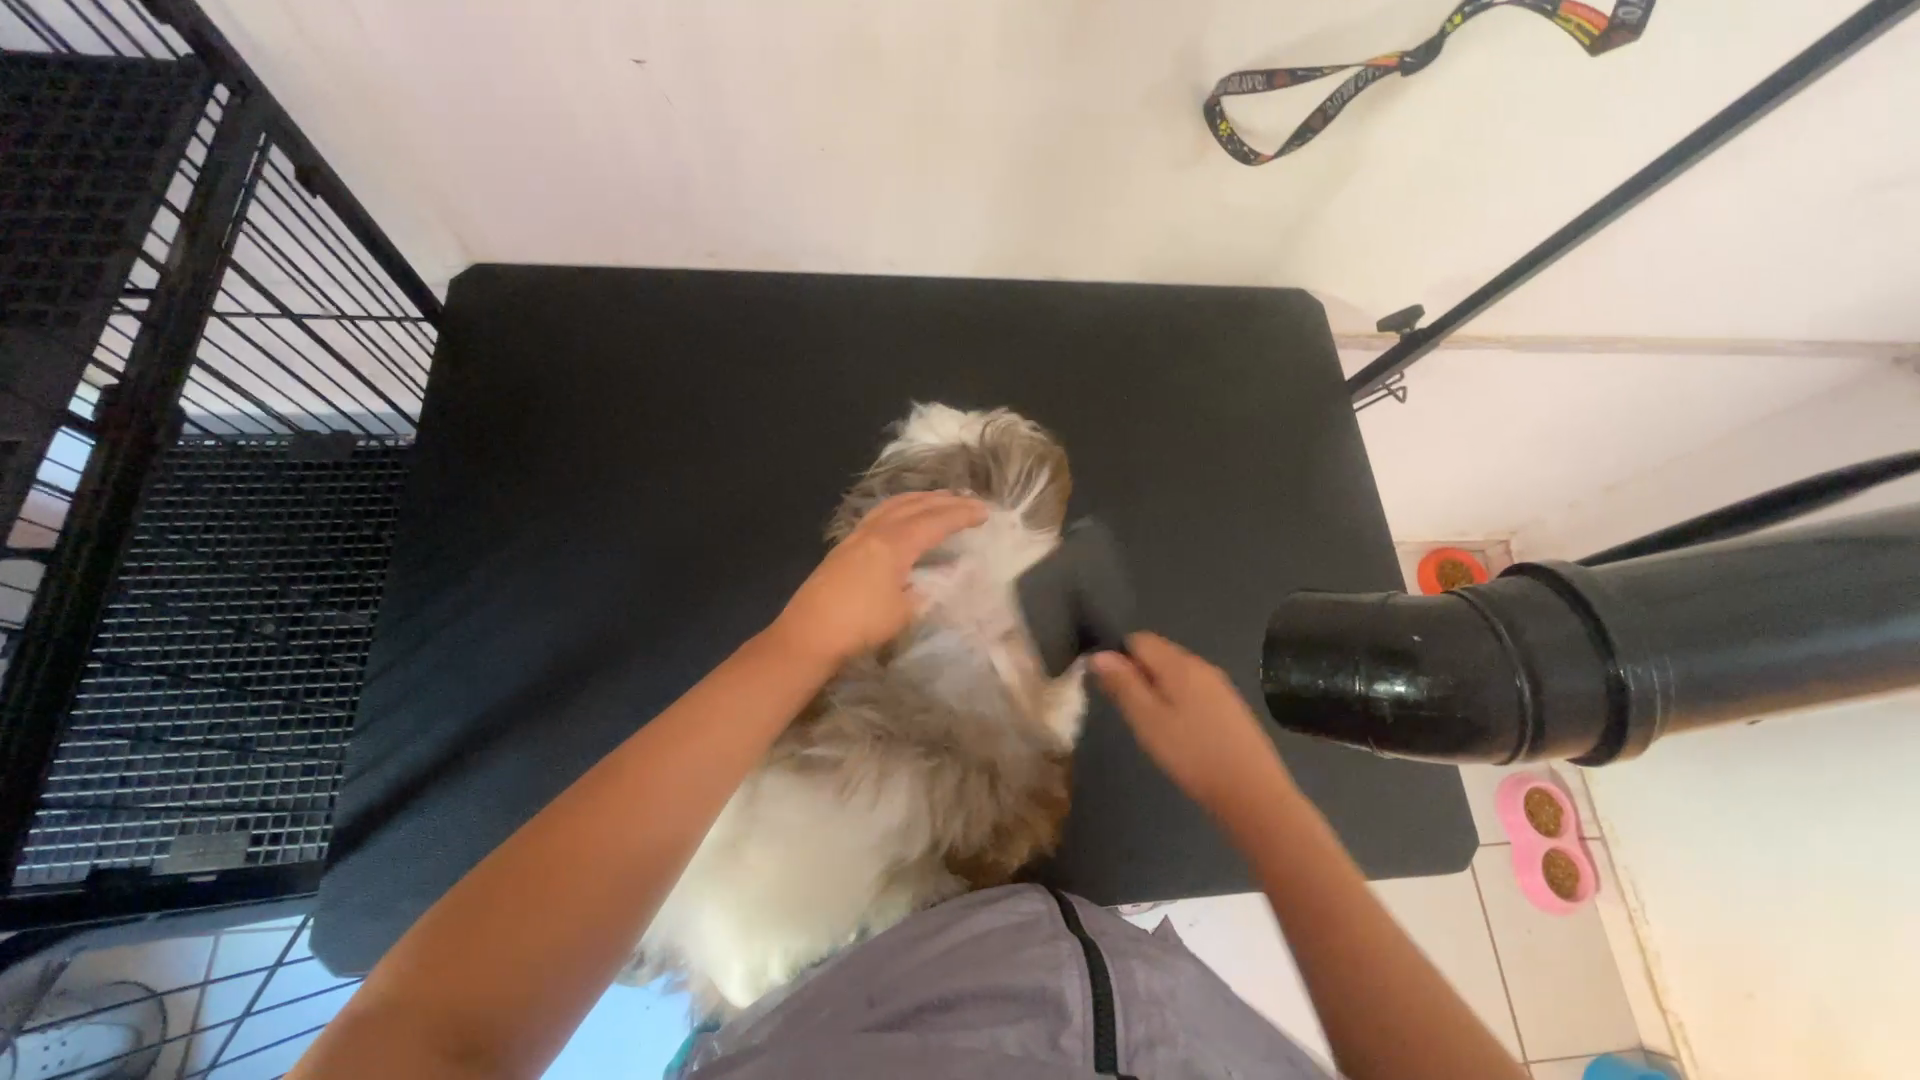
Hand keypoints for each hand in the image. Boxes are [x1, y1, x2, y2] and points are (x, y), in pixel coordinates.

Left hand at [769, 491, 987, 665]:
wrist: (808, 634)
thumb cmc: (859, 625)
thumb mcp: (904, 612)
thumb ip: (930, 589)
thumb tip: (949, 574)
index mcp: (894, 544)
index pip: (935, 522)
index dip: (961, 515)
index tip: (984, 513)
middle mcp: (875, 531)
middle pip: (915, 506)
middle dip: (945, 501)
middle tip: (969, 501)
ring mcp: (856, 536)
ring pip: (893, 505)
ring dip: (920, 499)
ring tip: (939, 499)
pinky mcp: (844, 547)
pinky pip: (879, 514)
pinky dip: (900, 508)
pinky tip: (902, 517)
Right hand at [1091, 633, 1293, 813]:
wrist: (1252, 792)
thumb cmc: (1192, 754)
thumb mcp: (1147, 720)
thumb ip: (1123, 684)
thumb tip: (1099, 654)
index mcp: (1180, 664)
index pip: (1139, 639)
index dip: (1119, 658)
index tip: (1113, 691)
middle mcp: (1202, 666)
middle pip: (1159, 654)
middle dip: (1138, 675)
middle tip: (1132, 714)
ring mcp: (1220, 686)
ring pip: (1176, 674)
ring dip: (1157, 690)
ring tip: (1153, 727)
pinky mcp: (1230, 706)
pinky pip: (1194, 691)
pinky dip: (1178, 702)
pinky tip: (1180, 734)